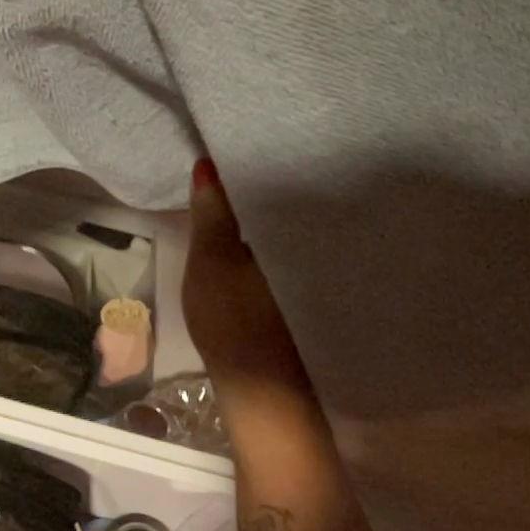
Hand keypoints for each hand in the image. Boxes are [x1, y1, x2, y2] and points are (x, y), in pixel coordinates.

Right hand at [180, 158, 310, 395]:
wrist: (261, 384)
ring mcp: (322, 270)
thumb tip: (208, 163)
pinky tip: (267, 238)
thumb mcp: (211, 260)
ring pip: (296, 230)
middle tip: (245, 162)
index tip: (243, 146)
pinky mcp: (317, 293)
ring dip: (278, 215)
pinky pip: (300, 252)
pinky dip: (283, 242)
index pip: (283, 181)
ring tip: (253, 193)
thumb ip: (211, 213)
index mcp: (297, 228)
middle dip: (273, 185)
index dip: (261, 163)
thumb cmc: (233, 318)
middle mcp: (320, 242)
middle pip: (293, 204)